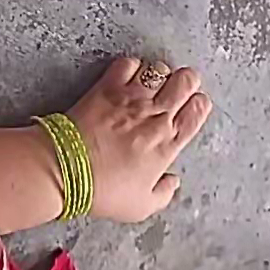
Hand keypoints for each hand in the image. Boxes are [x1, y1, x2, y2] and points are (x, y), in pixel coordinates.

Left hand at [65, 57, 210, 221]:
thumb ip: (164, 193)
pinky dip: (132, 65)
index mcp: (168, 144)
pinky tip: (129, 74)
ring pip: (159, 69)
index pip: (197, 113)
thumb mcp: (141, 206)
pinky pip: (128, 63)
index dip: (200, 104)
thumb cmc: (103, 189)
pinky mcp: (108, 86)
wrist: (68, 168)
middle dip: (187, 80)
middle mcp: (155, 116)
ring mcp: (132, 98)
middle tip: (181, 84)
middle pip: (185, 82)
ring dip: (160, 73)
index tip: (197, 103)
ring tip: (153, 81)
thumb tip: (173, 181)